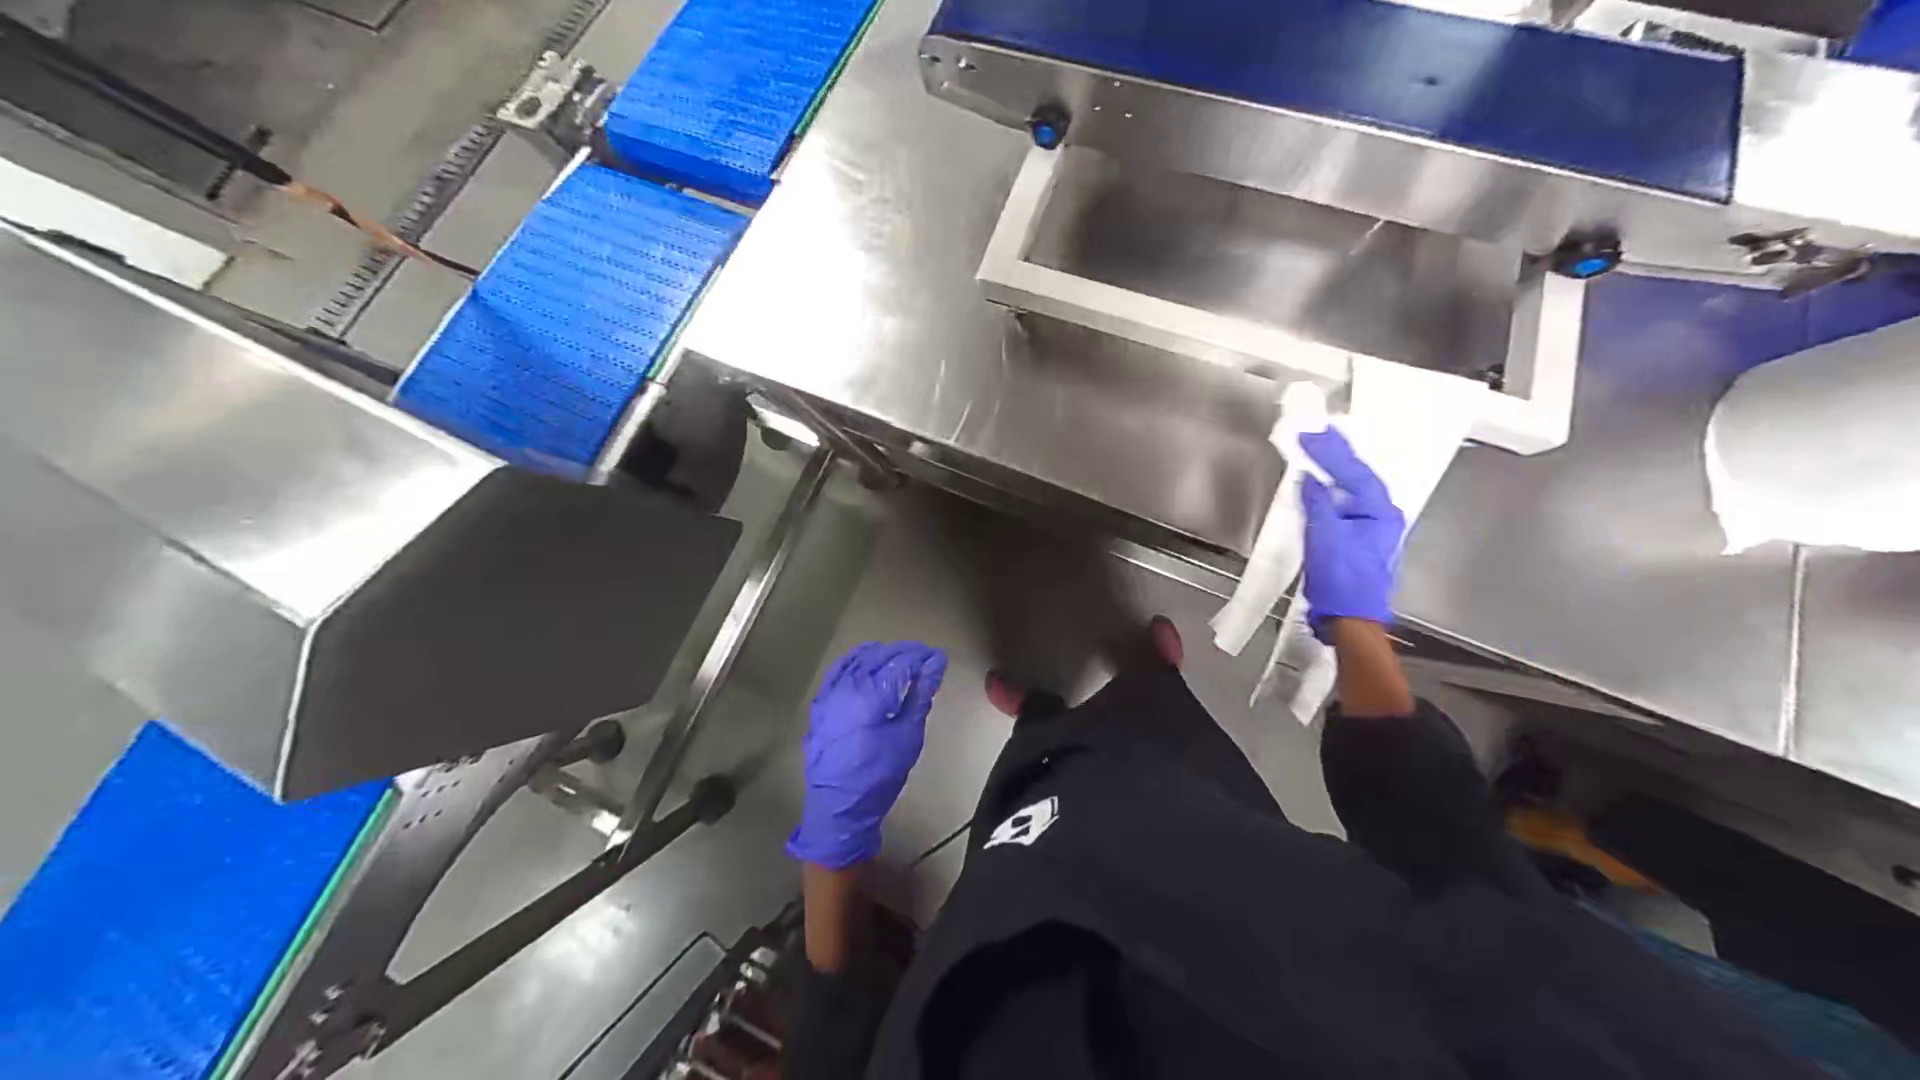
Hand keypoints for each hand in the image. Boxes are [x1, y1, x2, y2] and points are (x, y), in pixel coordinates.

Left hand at [787, 642, 947, 867]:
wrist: (838, 806)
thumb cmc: (879, 775)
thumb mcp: (908, 736)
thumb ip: (920, 696)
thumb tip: (935, 666)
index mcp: (871, 694)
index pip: (901, 663)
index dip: (922, 657)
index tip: (938, 657)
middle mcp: (847, 685)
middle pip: (880, 655)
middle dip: (904, 652)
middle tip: (925, 656)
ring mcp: (830, 692)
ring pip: (859, 659)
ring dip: (882, 653)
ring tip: (901, 658)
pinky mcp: (821, 702)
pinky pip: (839, 669)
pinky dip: (856, 660)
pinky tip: (868, 661)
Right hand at [1299, 428, 1405, 642]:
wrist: (1350, 618)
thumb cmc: (1340, 579)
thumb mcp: (1324, 536)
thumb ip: (1316, 503)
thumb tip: (1309, 479)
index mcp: (1380, 512)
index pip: (1353, 472)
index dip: (1330, 452)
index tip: (1310, 434)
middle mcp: (1382, 517)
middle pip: (1358, 477)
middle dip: (1337, 455)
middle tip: (1317, 434)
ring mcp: (1372, 529)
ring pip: (1353, 490)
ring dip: (1335, 471)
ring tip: (1319, 451)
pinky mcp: (1358, 540)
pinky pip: (1346, 504)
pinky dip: (1332, 491)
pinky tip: (1321, 485)